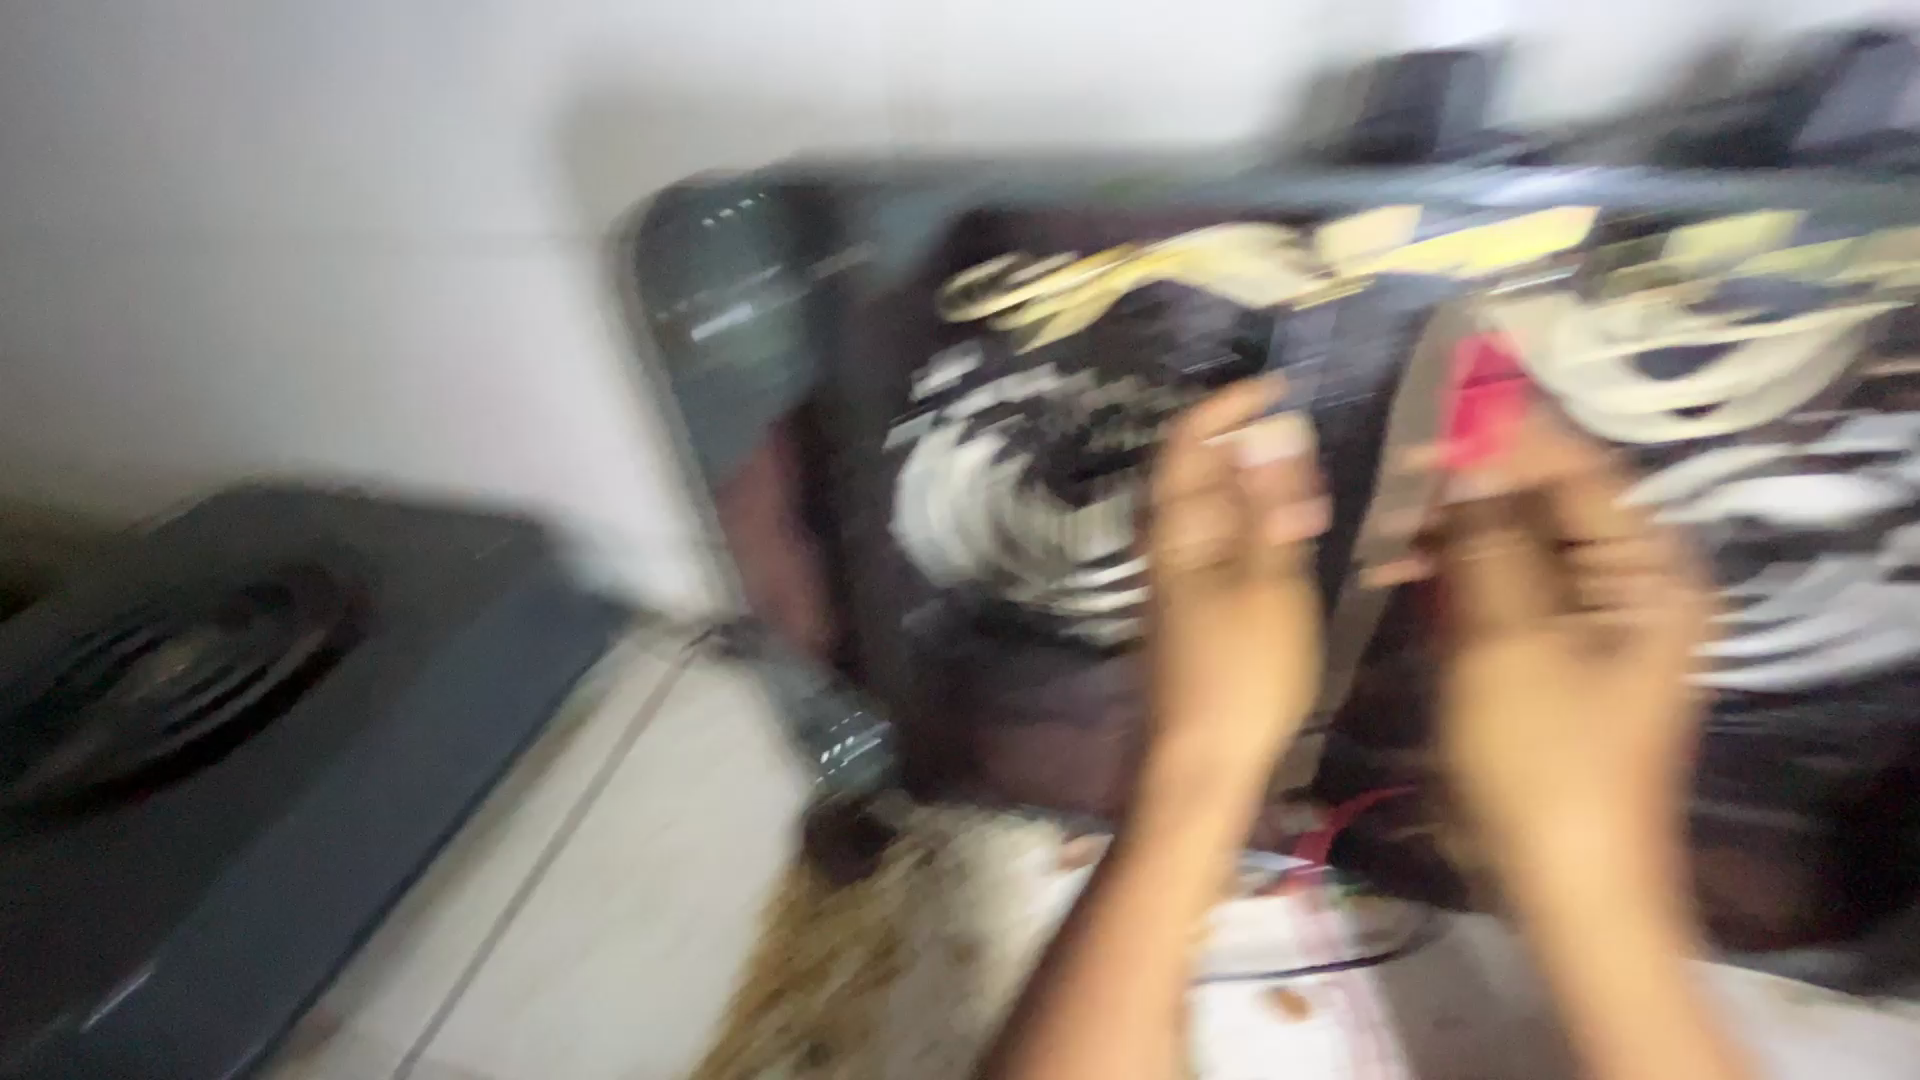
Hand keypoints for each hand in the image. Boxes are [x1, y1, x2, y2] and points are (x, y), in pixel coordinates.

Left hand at [1146, 378, 1329, 778]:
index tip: (1276, 388)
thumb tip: (1270, 437)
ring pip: (1209, 509)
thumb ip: (1268, 510)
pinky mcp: (1191, 606)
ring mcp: (1175, 578)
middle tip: (1303, 441)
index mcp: (1176, 532)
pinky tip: (1284, 537)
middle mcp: (1165, 546)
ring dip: (1250, 484)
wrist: (1202, 757)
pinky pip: (1218, 543)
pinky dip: (1250, 524)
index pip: (1186, 445)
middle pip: (1194, 473)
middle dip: (1243, 444)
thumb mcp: (1268, 585)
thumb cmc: (1242, 672)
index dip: (1225, 409)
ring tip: (1304, 483)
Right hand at [1434, 413, 1712, 865]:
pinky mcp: (1530, 647)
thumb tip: (1470, 457)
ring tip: (1386, 531)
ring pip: (1504, 545)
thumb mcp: (1509, 640)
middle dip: (1469, 486)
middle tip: (1398, 472)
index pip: (1577, 475)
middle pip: (1540, 506)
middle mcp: (1617, 586)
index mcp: (1643, 577)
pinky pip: (1487, 587)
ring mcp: (1571, 619)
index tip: (1439, 410)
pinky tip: (1393, 574)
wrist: (1553, 870)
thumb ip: (1490, 541)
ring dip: (1447, 531)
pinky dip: (1443, 574)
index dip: (1510, 436)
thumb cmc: (1540, 755)